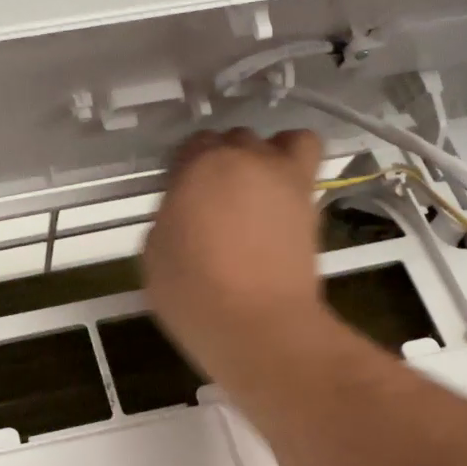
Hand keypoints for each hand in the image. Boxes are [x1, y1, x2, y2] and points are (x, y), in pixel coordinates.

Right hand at [143, 128, 337, 381]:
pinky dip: (295, 168)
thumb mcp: (154, 253)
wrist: (257, 324)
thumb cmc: (193, 292)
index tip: (180, 199)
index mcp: (199, 166)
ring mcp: (284, 177)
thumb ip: (169, 217)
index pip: (190, 146)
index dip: (183, 171)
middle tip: (212, 203)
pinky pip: (306, 162)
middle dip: (221, 164)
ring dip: (263, 157)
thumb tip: (184, 212)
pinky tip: (280, 198)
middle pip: (233, 141)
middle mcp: (244, 158)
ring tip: (254, 191)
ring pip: (277, 142)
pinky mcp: (312, 201)